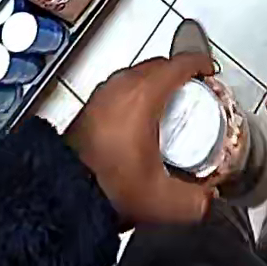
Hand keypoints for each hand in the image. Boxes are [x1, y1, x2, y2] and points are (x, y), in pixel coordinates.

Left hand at [66, 53, 216, 225]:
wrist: (56, 199)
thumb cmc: (104, 189)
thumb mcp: (160, 200)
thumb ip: (194, 202)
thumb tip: (209, 200)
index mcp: (144, 95)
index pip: (180, 63)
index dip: (200, 64)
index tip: (210, 73)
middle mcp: (123, 85)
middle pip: (161, 64)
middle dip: (181, 73)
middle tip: (195, 92)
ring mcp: (104, 93)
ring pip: (139, 72)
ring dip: (158, 81)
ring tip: (169, 105)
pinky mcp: (91, 104)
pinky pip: (123, 85)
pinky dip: (138, 91)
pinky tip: (141, 118)